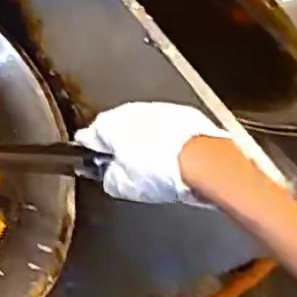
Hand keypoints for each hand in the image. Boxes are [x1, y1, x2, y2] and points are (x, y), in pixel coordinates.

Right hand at [74, 102, 230, 206]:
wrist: (207, 162)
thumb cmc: (164, 172)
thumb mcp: (128, 187)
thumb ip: (110, 179)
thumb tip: (109, 177)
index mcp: (107, 125)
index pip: (88, 137)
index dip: (92, 152)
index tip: (99, 163)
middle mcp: (127, 111)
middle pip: (117, 130)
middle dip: (121, 147)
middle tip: (133, 170)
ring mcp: (154, 109)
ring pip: (141, 126)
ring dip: (145, 141)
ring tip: (159, 166)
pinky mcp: (179, 112)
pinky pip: (166, 127)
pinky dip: (167, 139)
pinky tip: (177, 158)